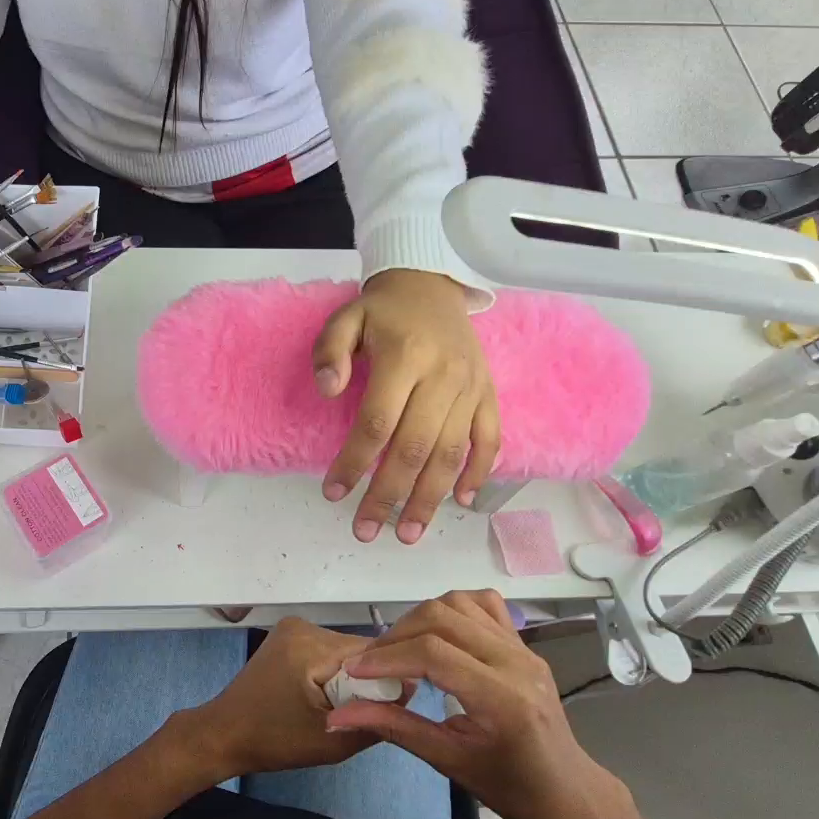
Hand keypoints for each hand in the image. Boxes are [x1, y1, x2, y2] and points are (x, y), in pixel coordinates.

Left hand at [179, 618, 396, 777]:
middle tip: (365, 714)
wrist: (225, 733)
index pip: (374, 653)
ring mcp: (293, 629)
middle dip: (368, 681)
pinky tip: (325, 698)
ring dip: (351, 678)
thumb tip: (410, 693)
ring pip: (345, 653)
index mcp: (312, 644)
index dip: (390, 680)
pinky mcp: (288, 638)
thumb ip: (377, 716)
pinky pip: (327, 653)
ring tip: (343, 708)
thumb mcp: (335, 739)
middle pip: (360, 651)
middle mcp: (304, 626)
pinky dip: (333, 674)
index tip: (395, 708)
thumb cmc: (275, 740)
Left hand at [314, 269, 499, 544]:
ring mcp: (472, 388)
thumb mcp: (346, 317)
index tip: (332, 493)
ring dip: (430, 498)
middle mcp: (444, 378)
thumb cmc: (382, 310)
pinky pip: (490, 440)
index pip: (377, 423)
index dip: (354, 462)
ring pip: (453, 453)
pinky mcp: (489, 394)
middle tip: (365, 530)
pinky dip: (480, 473)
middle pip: (415, 448)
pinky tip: (461, 503)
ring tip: (407, 534)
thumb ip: (330, 351)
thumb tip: (328, 391)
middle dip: (388, 495)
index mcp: (405, 358)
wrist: (433, 284)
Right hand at [325, 591, 633, 818]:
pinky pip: (483, 603)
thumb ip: (393, 727)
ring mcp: (522, 648)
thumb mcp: (448, 761)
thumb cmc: (511, 787)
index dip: (387, 657)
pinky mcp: (522, 643)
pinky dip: (451, 608)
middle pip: (441, 619)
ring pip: (458, 603)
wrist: (570, 793)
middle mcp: (515, 662)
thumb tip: (337, 715)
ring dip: (419, 618)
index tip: (354, 671)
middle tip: (373, 662)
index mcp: (502, 698)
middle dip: (396, 635)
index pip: (433, 655)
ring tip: (400, 648)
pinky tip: (437, 632)